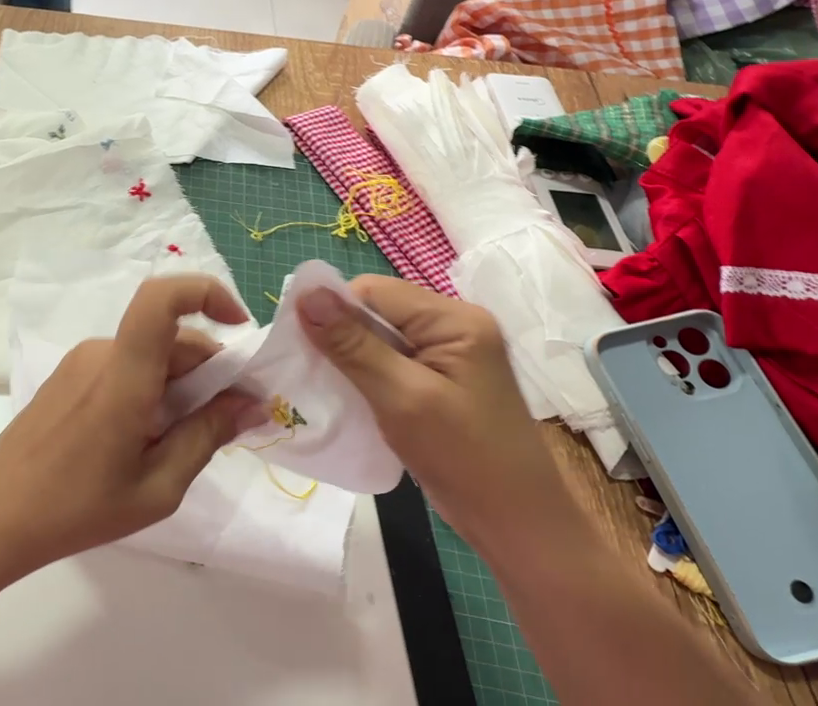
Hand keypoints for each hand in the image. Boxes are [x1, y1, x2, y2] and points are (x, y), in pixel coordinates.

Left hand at [0, 275, 263, 579]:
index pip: (161, 298)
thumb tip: (251, 403)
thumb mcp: (157, 487)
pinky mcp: (69, 376)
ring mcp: (80, 362)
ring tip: (185, 442)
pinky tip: (150, 438)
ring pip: (150, 355)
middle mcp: (101, 353)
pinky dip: (152, 389)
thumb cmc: (78, 507)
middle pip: (170, 338)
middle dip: (210, 370)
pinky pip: (126, 367)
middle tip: (232, 423)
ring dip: (181, 384)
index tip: (241, 329)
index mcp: (123, 373)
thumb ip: (206, 436)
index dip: (205, 293)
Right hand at [296, 275, 575, 551]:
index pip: (374, 291)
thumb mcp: (401, 397)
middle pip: (376, 310)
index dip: (332, 310)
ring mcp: (450, 354)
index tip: (300, 344)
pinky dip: (367, 374)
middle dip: (340, 335)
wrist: (517, 525)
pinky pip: (391, 360)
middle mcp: (455, 325)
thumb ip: (352, 344)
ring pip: (379, 336)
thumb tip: (305, 293)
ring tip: (329, 385)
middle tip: (312, 370)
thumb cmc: (464, 458)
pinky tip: (353, 396)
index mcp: (455, 319)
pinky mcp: (441, 380)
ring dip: (351, 357)